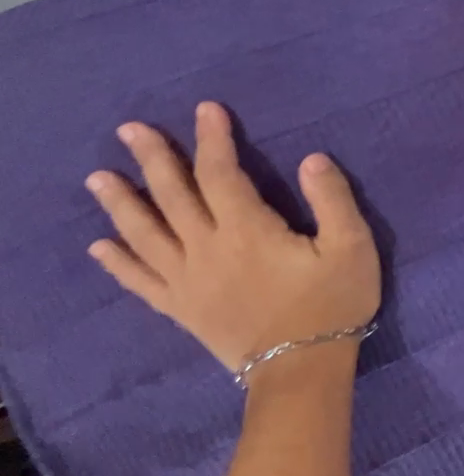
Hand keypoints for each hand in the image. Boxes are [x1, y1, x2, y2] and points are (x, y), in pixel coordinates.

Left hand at [84, 102, 380, 374]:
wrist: (300, 365)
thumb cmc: (334, 299)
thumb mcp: (352, 245)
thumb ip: (332, 200)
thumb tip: (312, 158)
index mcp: (248, 231)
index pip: (222, 175)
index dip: (213, 140)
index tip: (206, 110)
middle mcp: (206, 250)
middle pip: (174, 198)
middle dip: (154, 160)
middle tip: (130, 130)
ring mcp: (186, 280)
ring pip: (145, 234)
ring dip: (122, 203)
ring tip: (98, 177)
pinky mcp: (180, 306)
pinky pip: (139, 279)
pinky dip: (117, 259)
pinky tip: (101, 244)